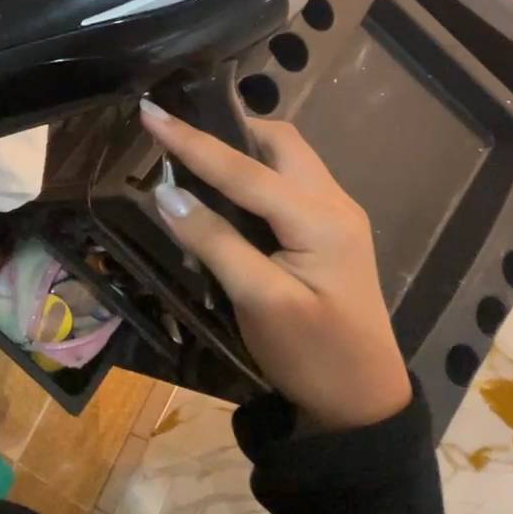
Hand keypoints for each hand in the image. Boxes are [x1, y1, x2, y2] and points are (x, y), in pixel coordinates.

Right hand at [140, 99, 410, 432]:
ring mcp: (336, 217)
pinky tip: (223, 187)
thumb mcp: (258, 301)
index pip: (244, 169)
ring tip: (193, 154)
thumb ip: (214, 241)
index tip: (149, 111)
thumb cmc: (311, 354)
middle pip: (279, 143)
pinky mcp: (328, 233)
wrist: (362, 403)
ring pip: (286, 158)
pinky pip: (287, 181)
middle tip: (177, 132)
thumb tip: (166, 193)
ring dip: (241, 147)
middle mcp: (334, 205)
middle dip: (228, 127)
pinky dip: (252, 171)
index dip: (192, 140)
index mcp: (320, 221)